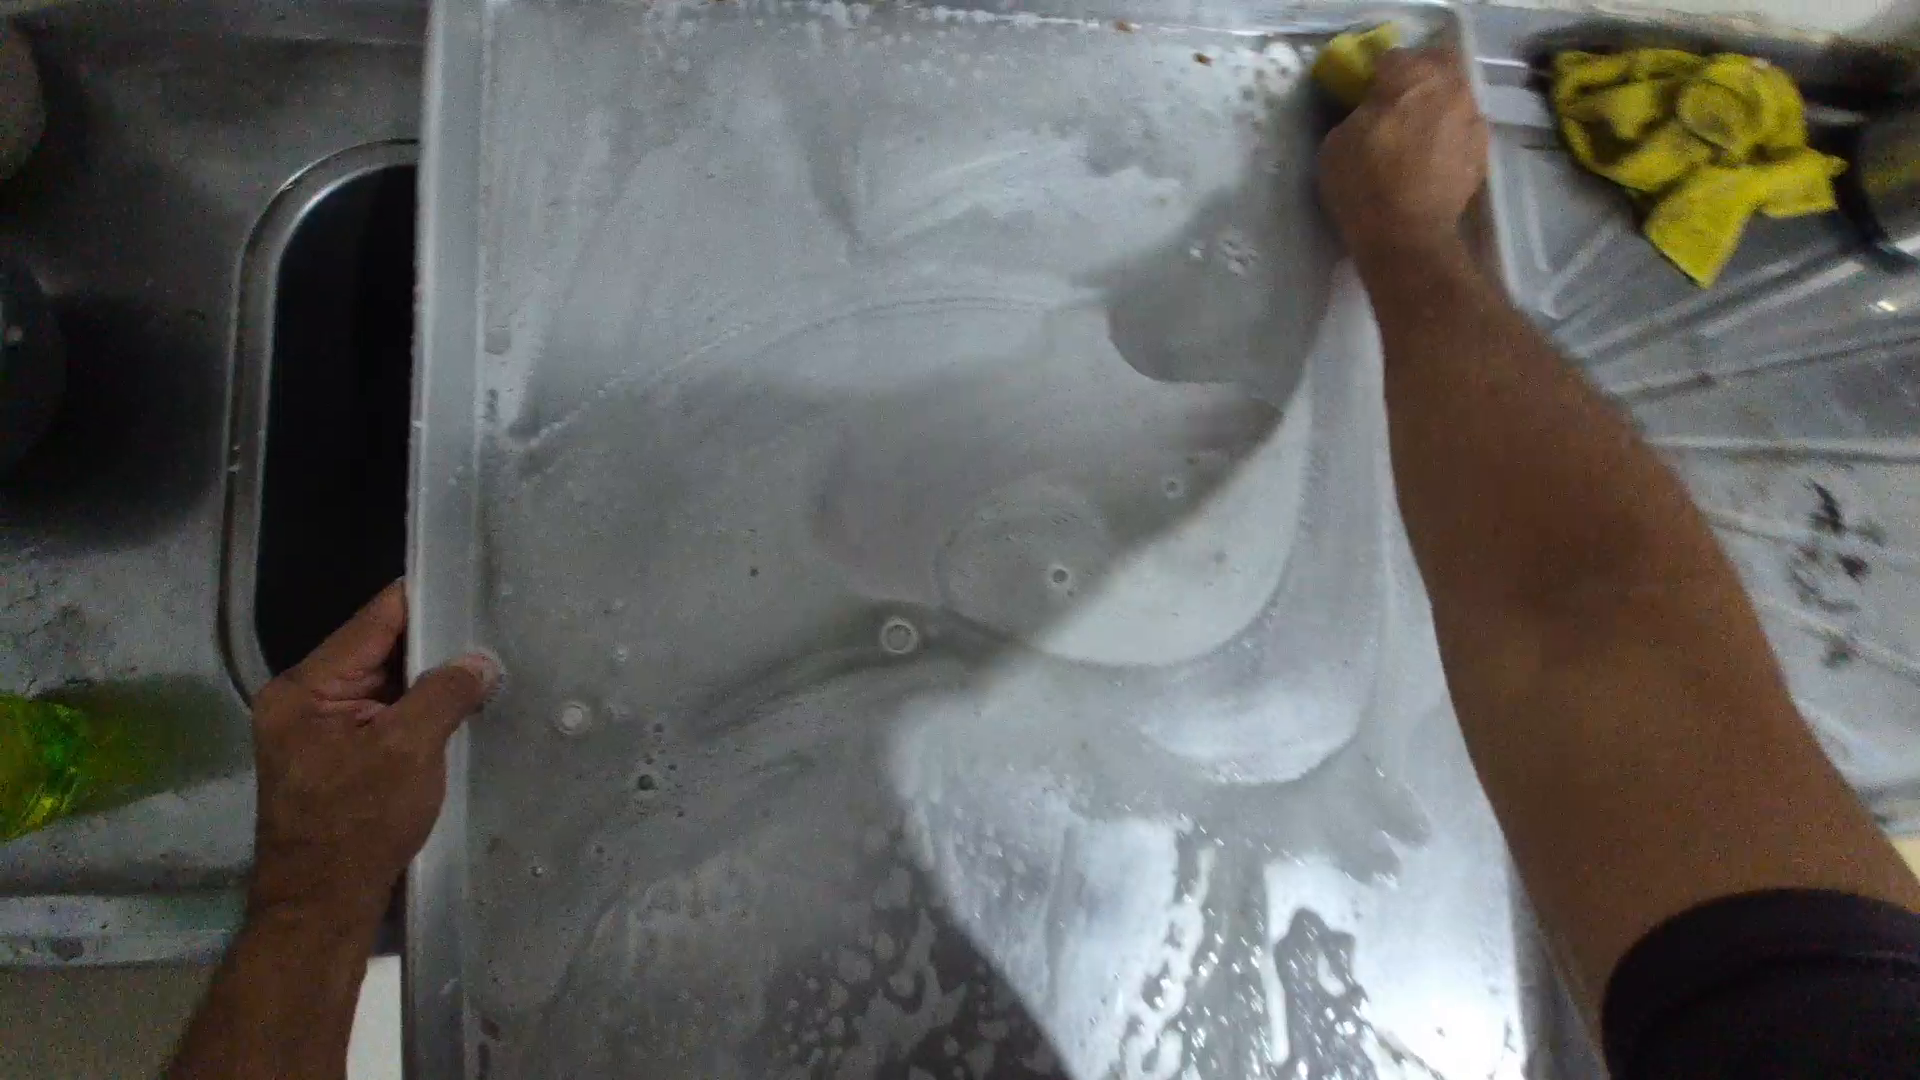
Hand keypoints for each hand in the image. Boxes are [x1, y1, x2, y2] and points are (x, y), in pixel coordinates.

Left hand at [247, 581, 498, 926]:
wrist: (325, 903)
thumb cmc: (359, 823)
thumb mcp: (407, 750)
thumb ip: (444, 693)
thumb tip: (481, 660)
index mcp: (307, 689)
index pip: (375, 622)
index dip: (425, 599)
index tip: (473, 580)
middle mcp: (310, 699)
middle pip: (385, 647)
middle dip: (440, 641)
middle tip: (498, 627)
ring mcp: (328, 725)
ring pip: (395, 678)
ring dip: (439, 675)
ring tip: (493, 661)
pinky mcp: (350, 748)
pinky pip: (396, 707)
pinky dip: (431, 702)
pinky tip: (469, 699)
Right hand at [1318, 48, 1489, 267]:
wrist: (1406, 235)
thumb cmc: (1362, 188)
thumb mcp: (1334, 148)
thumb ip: (1355, 117)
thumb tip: (1370, 112)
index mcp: (1409, 79)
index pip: (1391, 58)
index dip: (1374, 77)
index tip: (1363, 96)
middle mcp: (1449, 87)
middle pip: (1435, 65)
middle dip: (1415, 80)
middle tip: (1394, 107)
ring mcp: (1471, 117)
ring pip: (1452, 97)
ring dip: (1434, 109)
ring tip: (1414, 139)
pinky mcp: (1481, 149)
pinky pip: (1461, 129)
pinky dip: (1446, 138)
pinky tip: (1428, 162)